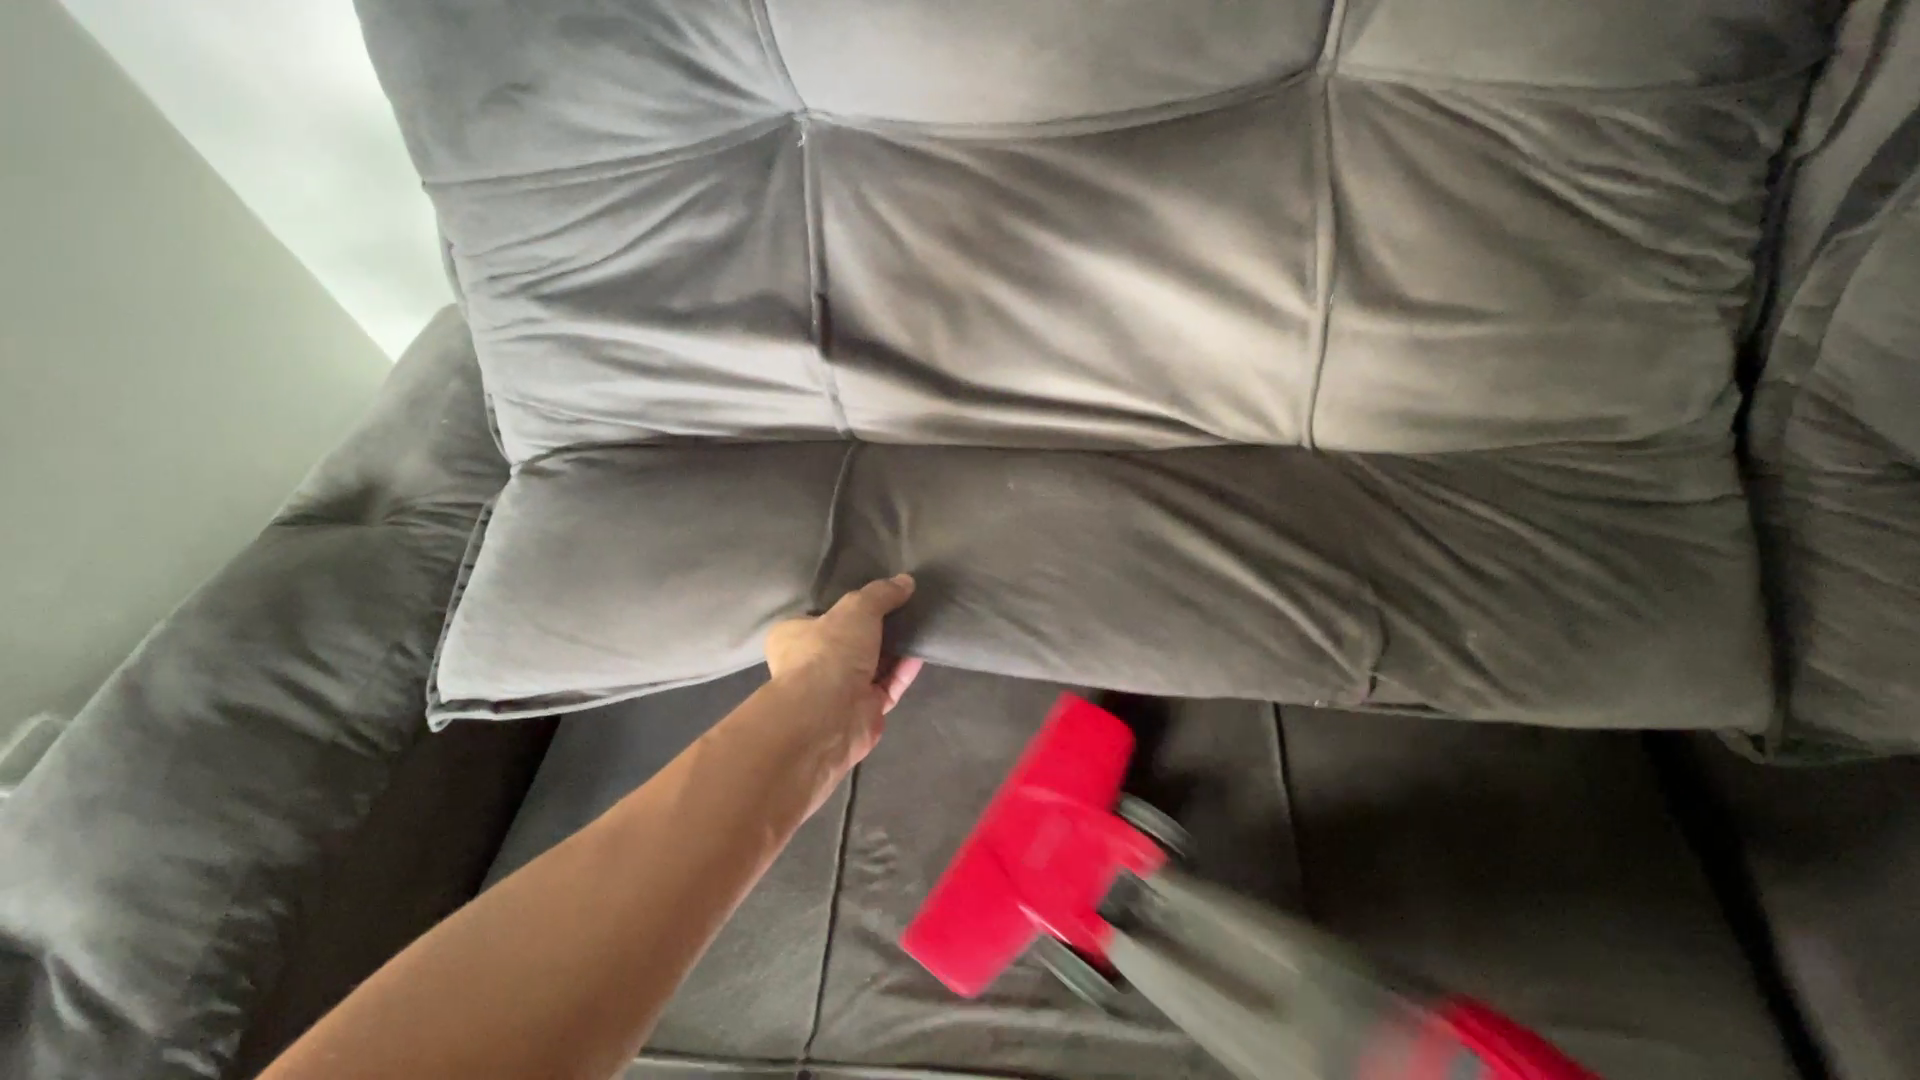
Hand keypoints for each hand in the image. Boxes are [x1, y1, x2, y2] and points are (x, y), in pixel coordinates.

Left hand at [764, 575, 922, 764]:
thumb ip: (881, 593)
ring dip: (895, 648)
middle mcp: (813, 663)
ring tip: (921, 624)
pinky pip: (889, 685)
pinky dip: (904, 670)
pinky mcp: (864, 711)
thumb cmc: (829, 652)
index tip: (875, 594)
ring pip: (872, 664)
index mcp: (794, 635)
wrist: (828, 716)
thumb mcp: (856, 608)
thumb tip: (906, 581)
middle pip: (851, 640)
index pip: (820, 615)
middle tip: (905, 607)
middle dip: (877, 628)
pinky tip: (922, 652)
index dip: (846, 605)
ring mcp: (839, 690)